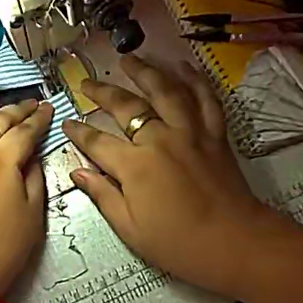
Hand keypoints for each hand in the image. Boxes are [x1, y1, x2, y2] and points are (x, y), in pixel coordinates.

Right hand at [63, 56, 294, 293]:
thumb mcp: (131, 229)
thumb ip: (103, 195)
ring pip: (166, 91)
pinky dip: (195, 80)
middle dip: (103, 92)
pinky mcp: (215, 134)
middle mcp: (160, 139)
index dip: (79, 132)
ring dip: (146, 72)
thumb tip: (78, 172)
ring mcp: (190, 132)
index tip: (67, 123)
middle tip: (88, 83)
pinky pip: (205, 99)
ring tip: (130, 59)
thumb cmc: (179, 243)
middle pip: (127, 107)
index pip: (97, 142)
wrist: (235, 242)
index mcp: (135, 166)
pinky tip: (183, 67)